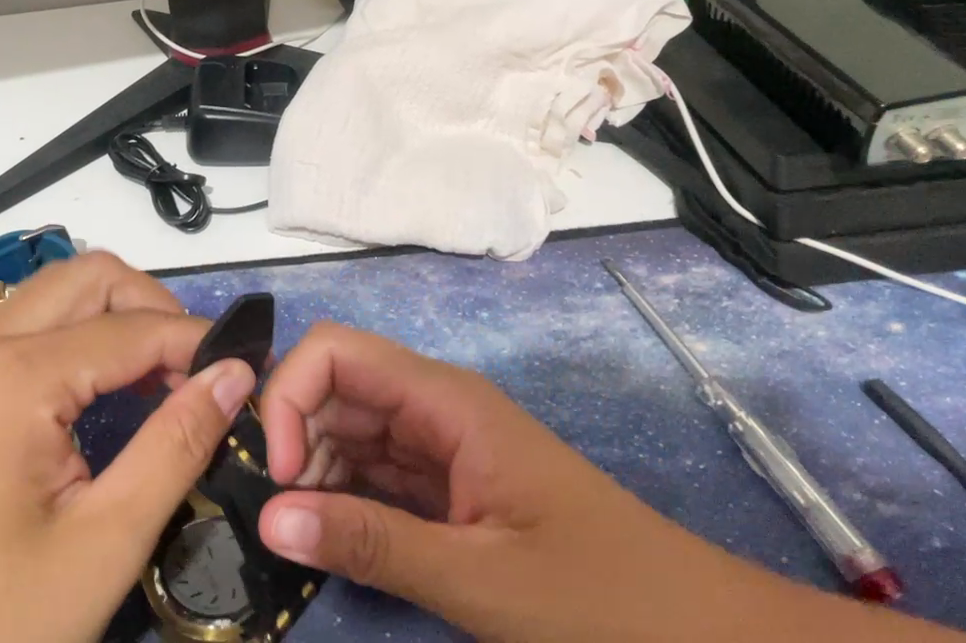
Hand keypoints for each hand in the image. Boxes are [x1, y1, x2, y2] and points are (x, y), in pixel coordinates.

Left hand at [0, 252, 254, 642]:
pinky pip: (28, 325)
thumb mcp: (108, 539)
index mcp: (14, 378)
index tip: (247, 367)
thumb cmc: (3, 618)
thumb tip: (234, 373)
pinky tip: (111, 385)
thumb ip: (177, 443)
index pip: (129, 328)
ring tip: (163, 376)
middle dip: (152, 307)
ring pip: (56, 293)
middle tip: (197, 369)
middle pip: (87, 278)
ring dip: (117, 316)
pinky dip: (79, 335)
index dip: (196, 341)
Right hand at [254, 324, 965, 642]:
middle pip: (334, 387)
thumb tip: (266, 520)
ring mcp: (440, 448)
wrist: (699, 635)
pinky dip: (339, 500)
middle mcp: (435, 408)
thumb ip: (370, 544)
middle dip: (291, 435)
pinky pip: (372, 475)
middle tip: (275, 515)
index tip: (281, 476)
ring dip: (312, 472)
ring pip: (347, 432)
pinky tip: (327, 540)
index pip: (336, 351)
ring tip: (296, 535)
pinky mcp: (444, 489)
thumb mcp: (480, 578)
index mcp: (446, 400)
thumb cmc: (601, 597)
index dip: (290, 396)